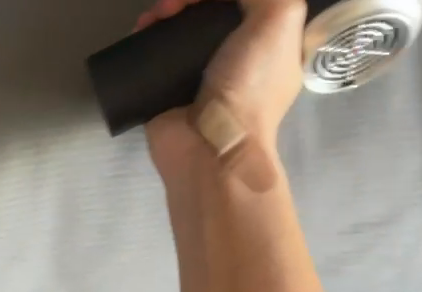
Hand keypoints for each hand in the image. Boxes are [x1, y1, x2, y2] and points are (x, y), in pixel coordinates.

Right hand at [140, 0, 307, 188]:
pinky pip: (156, 54)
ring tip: (154, 15)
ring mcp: (198, 75)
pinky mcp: (167, 91)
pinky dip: (146, 36)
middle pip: (211, 10)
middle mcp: (235, 56)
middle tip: (174, 4)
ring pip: (182, 27)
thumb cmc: (249, 85)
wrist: (210, 148)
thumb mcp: (280, 18)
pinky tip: (141, 29)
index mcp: (268, 42)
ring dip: (166, 10)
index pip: (246, 1)